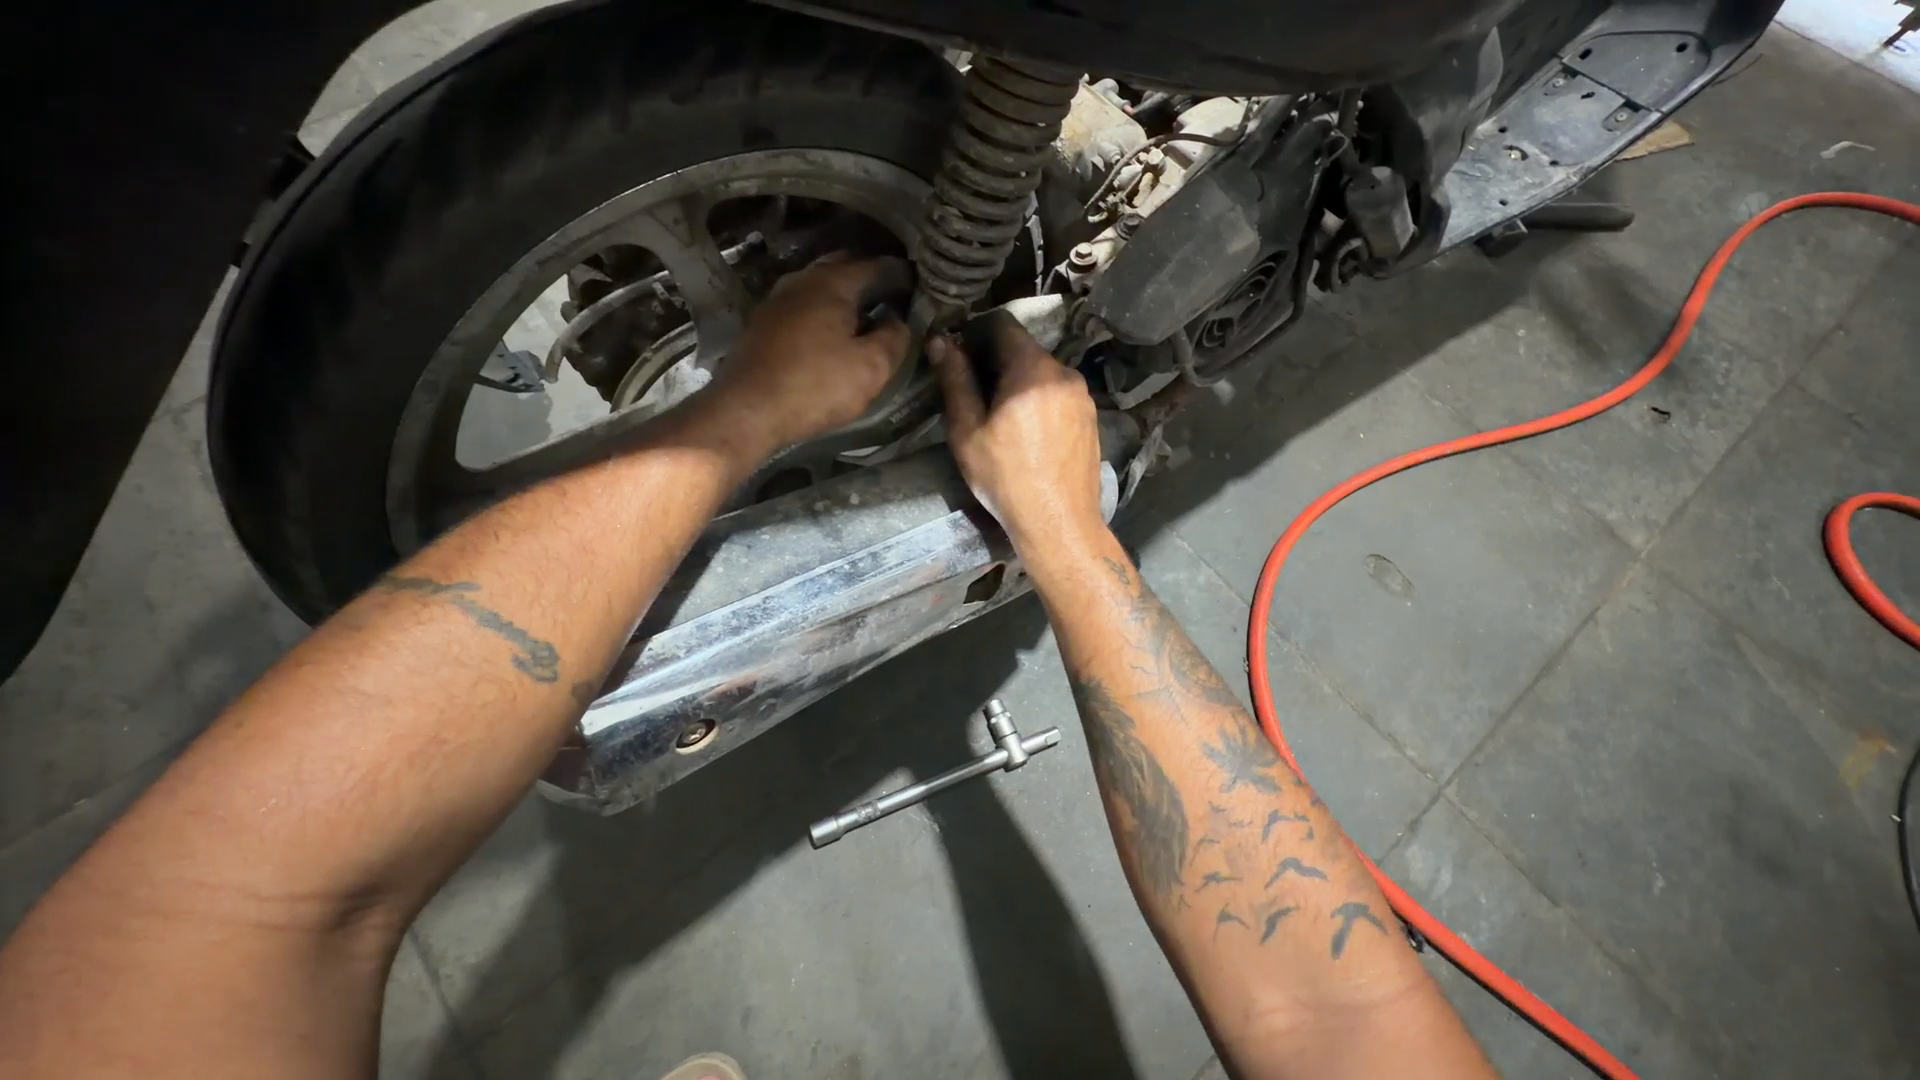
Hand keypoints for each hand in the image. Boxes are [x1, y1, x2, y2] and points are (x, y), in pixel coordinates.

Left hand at [705, 253, 911, 452]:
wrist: (747, 410)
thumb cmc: (815, 386)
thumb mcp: (870, 368)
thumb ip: (893, 339)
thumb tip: (898, 322)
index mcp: (832, 283)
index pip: (875, 265)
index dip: (900, 274)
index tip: (918, 286)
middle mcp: (801, 281)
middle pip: (842, 267)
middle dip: (867, 276)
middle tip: (891, 295)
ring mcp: (777, 300)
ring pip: (818, 286)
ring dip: (841, 294)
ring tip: (863, 313)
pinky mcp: (762, 324)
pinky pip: (801, 306)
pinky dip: (820, 311)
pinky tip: (829, 331)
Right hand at [928, 313, 1105, 556]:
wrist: (1059, 523)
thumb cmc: (1006, 479)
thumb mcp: (968, 431)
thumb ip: (955, 381)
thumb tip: (940, 341)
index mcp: (1032, 369)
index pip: (1003, 325)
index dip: (976, 334)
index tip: (959, 357)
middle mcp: (1064, 373)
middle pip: (1025, 349)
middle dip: (997, 361)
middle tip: (973, 392)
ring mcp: (1083, 395)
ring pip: (1043, 373)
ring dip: (1019, 383)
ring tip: (999, 417)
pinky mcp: (1091, 417)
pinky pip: (1058, 394)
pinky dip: (1039, 400)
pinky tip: (1027, 432)